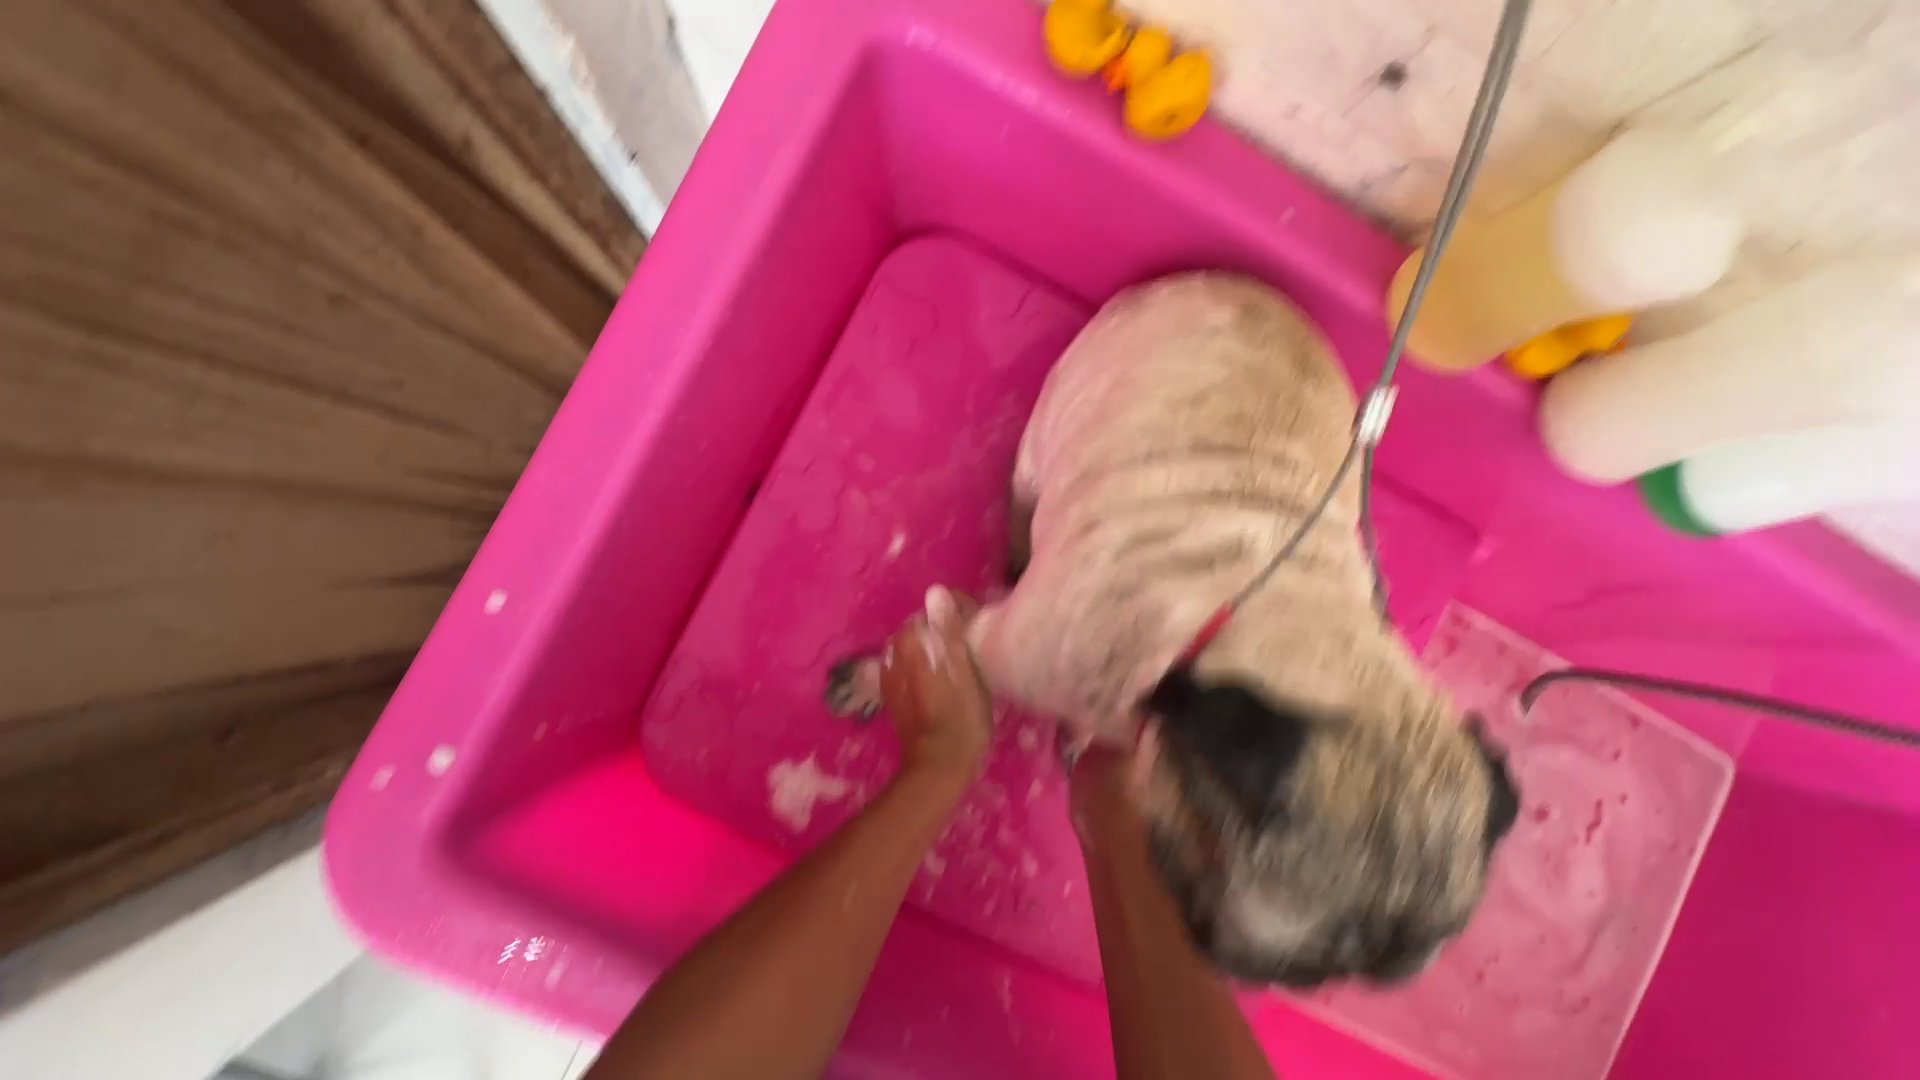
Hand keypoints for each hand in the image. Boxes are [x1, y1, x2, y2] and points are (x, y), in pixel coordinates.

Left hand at [879, 587, 993, 784]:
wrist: (939, 766)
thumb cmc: (961, 718)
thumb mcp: (964, 670)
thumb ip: (949, 629)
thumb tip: (935, 591)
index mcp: (909, 644)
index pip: (927, 612)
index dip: (952, 615)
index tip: (974, 628)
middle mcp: (891, 656)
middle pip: (917, 631)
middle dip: (938, 632)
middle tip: (968, 645)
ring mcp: (888, 677)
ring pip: (911, 650)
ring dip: (929, 650)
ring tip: (954, 663)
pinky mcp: (891, 696)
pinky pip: (906, 669)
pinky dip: (920, 667)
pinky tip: (937, 680)